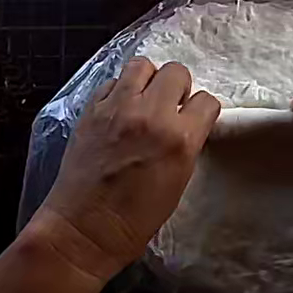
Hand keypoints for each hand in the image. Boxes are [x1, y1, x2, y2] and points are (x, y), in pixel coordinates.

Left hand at [33, 58, 220, 281]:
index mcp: (179, 138)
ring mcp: (116, 108)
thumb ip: (184, 144)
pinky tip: (117, 110)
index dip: (201, 109)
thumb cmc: (136, 218)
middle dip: (178, 87)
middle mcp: (149, 115)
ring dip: (148, 79)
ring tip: (143, 99)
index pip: (206, 101)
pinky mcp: (91, 109)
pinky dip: (118, 91)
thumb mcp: (178, 180)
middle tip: (169, 105)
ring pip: (142, 65)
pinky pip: (111, 82)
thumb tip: (184, 123)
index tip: (194, 118)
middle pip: (176, 72)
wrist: (86, 227)